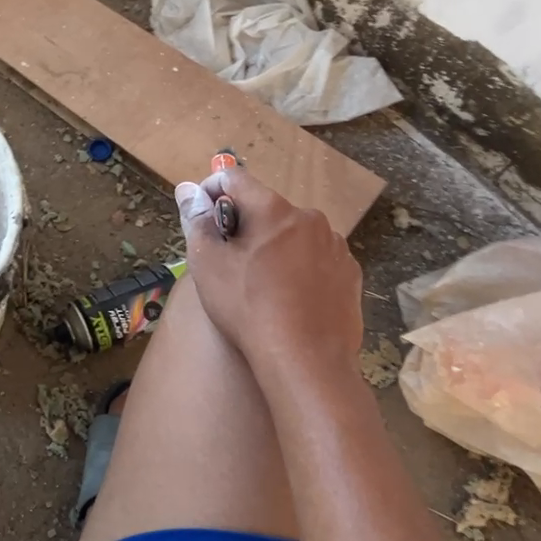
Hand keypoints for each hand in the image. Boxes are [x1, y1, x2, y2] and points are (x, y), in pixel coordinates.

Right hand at [174, 167, 361, 373]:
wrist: (307, 363)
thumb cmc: (248, 308)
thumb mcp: (208, 264)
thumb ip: (197, 219)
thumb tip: (188, 189)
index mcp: (272, 209)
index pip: (234, 178)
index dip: (211, 190)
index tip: (202, 215)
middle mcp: (309, 218)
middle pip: (265, 207)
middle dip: (244, 223)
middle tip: (229, 258)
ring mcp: (335, 246)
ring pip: (292, 232)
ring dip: (274, 243)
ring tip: (261, 281)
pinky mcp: (351, 273)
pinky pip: (316, 256)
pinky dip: (300, 265)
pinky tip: (290, 296)